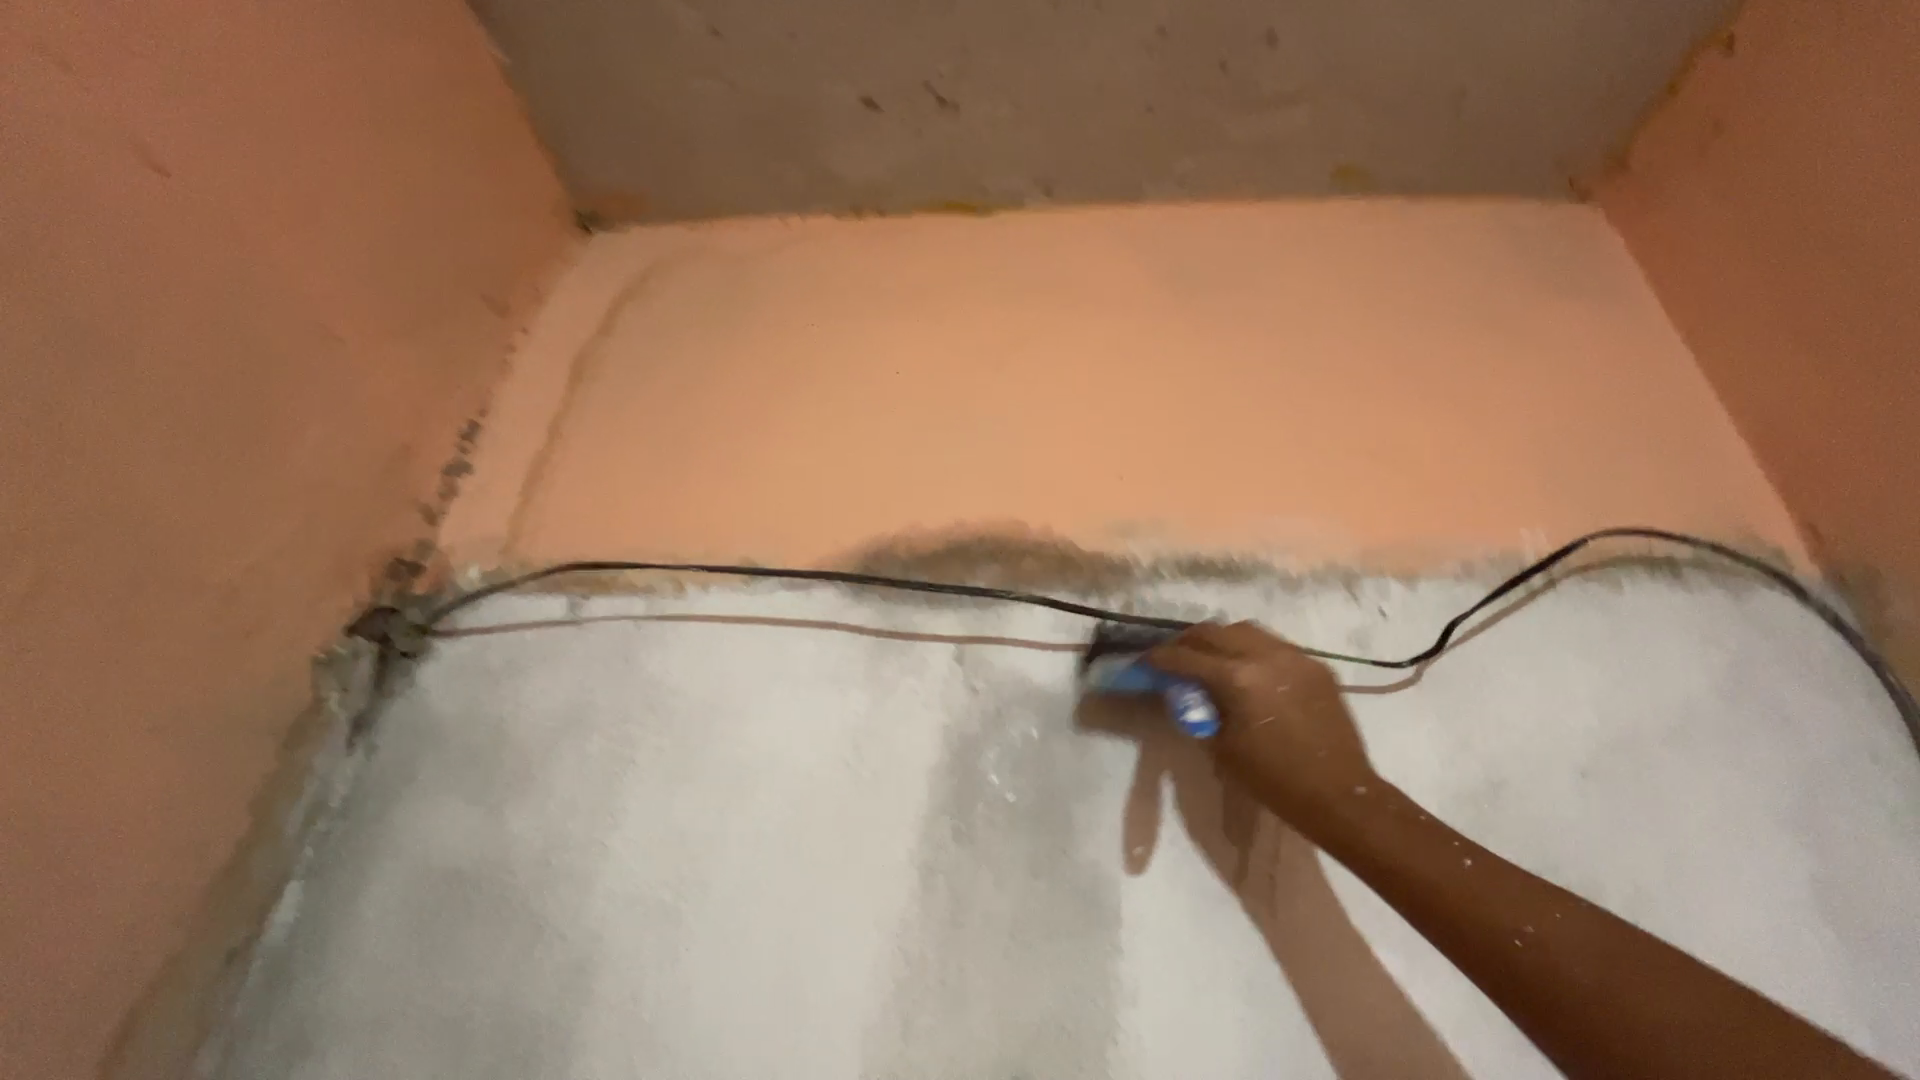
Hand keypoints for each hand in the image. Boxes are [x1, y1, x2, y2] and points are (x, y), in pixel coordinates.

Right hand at [1146, 621, 1378, 837]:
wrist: (1338, 794)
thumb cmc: (1272, 779)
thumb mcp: (1220, 747)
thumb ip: (1198, 710)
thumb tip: (1182, 691)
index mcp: (1238, 679)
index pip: (1186, 657)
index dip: (1159, 659)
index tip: (1143, 663)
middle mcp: (1266, 656)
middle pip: (1213, 632)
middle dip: (1187, 642)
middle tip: (1173, 657)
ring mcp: (1295, 657)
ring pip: (1245, 630)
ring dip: (1220, 640)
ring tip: (1208, 658)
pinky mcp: (1315, 665)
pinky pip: (1274, 645)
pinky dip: (1251, 650)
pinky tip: (1246, 670)